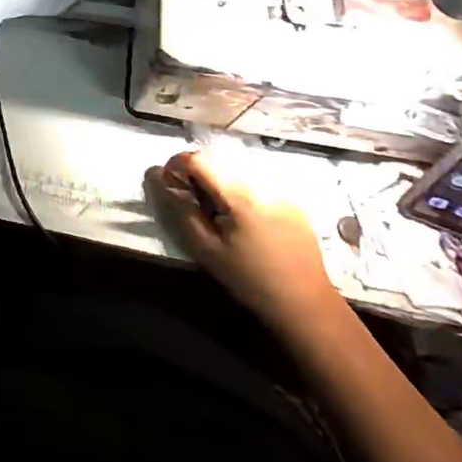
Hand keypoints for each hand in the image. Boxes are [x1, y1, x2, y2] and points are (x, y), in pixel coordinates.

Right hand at [146, 150, 343, 331]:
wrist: (303, 302)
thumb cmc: (249, 280)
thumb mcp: (207, 250)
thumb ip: (181, 211)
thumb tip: (158, 179)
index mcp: (239, 194)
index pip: (199, 159)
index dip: (177, 165)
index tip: (169, 183)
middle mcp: (262, 183)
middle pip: (220, 162)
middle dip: (199, 175)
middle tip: (193, 202)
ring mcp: (282, 191)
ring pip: (240, 172)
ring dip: (221, 183)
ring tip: (218, 213)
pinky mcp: (294, 203)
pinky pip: (260, 185)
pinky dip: (243, 193)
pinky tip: (245, 223)